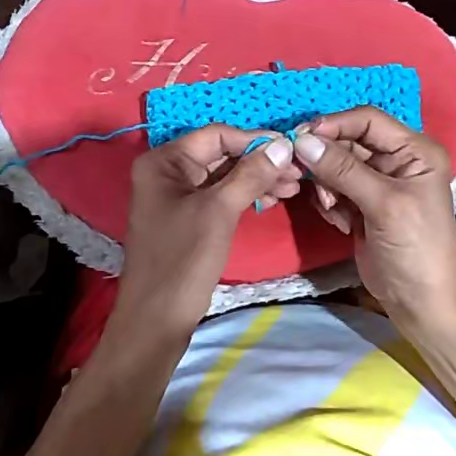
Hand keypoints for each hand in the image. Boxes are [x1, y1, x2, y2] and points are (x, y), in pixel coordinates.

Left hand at [116, 125, 301, 330]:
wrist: (156, 320)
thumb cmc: (184, 259)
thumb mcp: (220, 211)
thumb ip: (251, 174)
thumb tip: (283, 144)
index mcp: (164, 161)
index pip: (216, 135)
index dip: (255, 139)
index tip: (293, 150)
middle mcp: (166, 172)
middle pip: (221, 153)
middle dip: (260, 161)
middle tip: (298, 173)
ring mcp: (176, 196)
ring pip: (225, 175)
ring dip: (258, 178)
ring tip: (293, 187)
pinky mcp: (188, 218)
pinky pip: (221, 196)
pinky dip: (246, 195)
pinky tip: (273, 199)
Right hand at [290, 107, 455, 323]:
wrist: (422, 304)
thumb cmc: (416, 249)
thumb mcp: (383, 205)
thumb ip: (344, 170)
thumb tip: (302, 140)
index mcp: (414, 150)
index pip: (367, 120)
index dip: (334, 124)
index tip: (300, 138)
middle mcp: (397, 160)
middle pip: (346, 141)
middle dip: (325, 160)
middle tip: (304, 179)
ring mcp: (378, 183)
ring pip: (335, 165)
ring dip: (326, 185)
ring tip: (333, 210)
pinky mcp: (361, 204)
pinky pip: (333, 189)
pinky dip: (329, 202)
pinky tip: (340, 223)